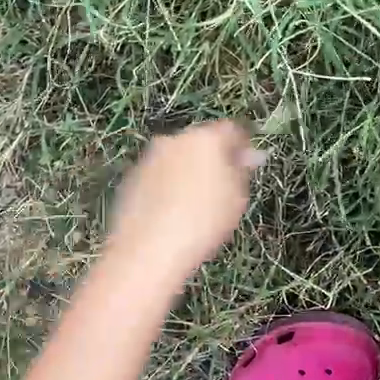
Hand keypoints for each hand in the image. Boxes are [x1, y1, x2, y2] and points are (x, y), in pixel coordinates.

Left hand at [104, 121, 262, 282]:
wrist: (147, 249)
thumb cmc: (202, 223)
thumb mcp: (236, 198)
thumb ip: (242, 170)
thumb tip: (248, 156)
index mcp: (206, 138)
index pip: (232, 130)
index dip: (242, 146)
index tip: (247, 166)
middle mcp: (175, 139)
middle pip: (201, 142)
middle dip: (213, 159)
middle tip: (222, 187)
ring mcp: (149, 157)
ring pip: (177, 157)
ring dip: (188, 171)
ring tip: (194, 204)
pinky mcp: (130, 177)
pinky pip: (158, 175)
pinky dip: (167, 185)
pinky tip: (171, 211)